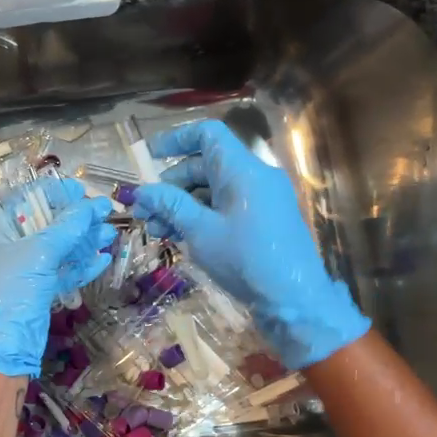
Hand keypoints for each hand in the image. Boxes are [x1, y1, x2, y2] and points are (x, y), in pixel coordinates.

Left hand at [0, 178, 115, 377]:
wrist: (1, 351)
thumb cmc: (10, 293)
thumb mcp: (38, 254)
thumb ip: (67, 227)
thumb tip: (94, 205)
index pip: (25, 200)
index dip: (54, 193)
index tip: (82, 191)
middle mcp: (8, 246)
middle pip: (45, 223)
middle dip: (76, 218)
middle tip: (105, 213)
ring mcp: (23, 271)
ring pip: (57, 248)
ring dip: (84, 241)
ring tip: (111, 235)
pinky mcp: (37, 292)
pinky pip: (61, 272)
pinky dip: (80, 266)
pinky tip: (102, 259)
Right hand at [128, 120, 368, 368]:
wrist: (294, 300)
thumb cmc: (246, 259)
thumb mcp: (200, 231)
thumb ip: (170, 205)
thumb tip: (142, 191)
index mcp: (242, 170)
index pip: (208, 135)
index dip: (176, 139)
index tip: (149, 155)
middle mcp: (254, 177)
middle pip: (204, 166)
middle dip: (170, 187)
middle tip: (144, 214)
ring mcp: (261, 200)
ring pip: (211, 191)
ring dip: (180, 206)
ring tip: (156, 232)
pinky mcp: (262, 221)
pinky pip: (224, 208)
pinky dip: (199, 217)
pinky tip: (178, 238)